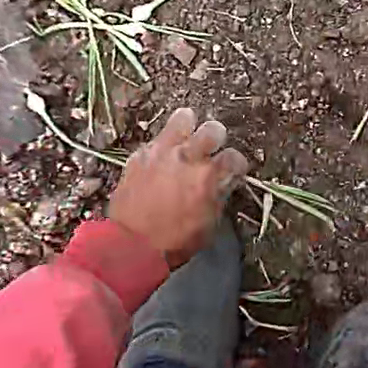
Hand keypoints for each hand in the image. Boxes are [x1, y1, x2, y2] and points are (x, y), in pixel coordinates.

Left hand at [106, 108, 248, 266]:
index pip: (235, 157)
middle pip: (213, 129)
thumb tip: (224, 182)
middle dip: (217, 137)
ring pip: (182, 119)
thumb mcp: (210, 222)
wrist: (130, 247)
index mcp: (210, 175)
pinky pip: (156, 141)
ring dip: (188, 127)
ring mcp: (162, 153)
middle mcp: (189, 157)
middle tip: (212, 147)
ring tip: (186, 137)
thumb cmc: (176, 241)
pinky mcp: (139, 156)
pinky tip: (161, 160)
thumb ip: (220, 195)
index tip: (233, 172)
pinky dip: (161, 148)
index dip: (236, 166)